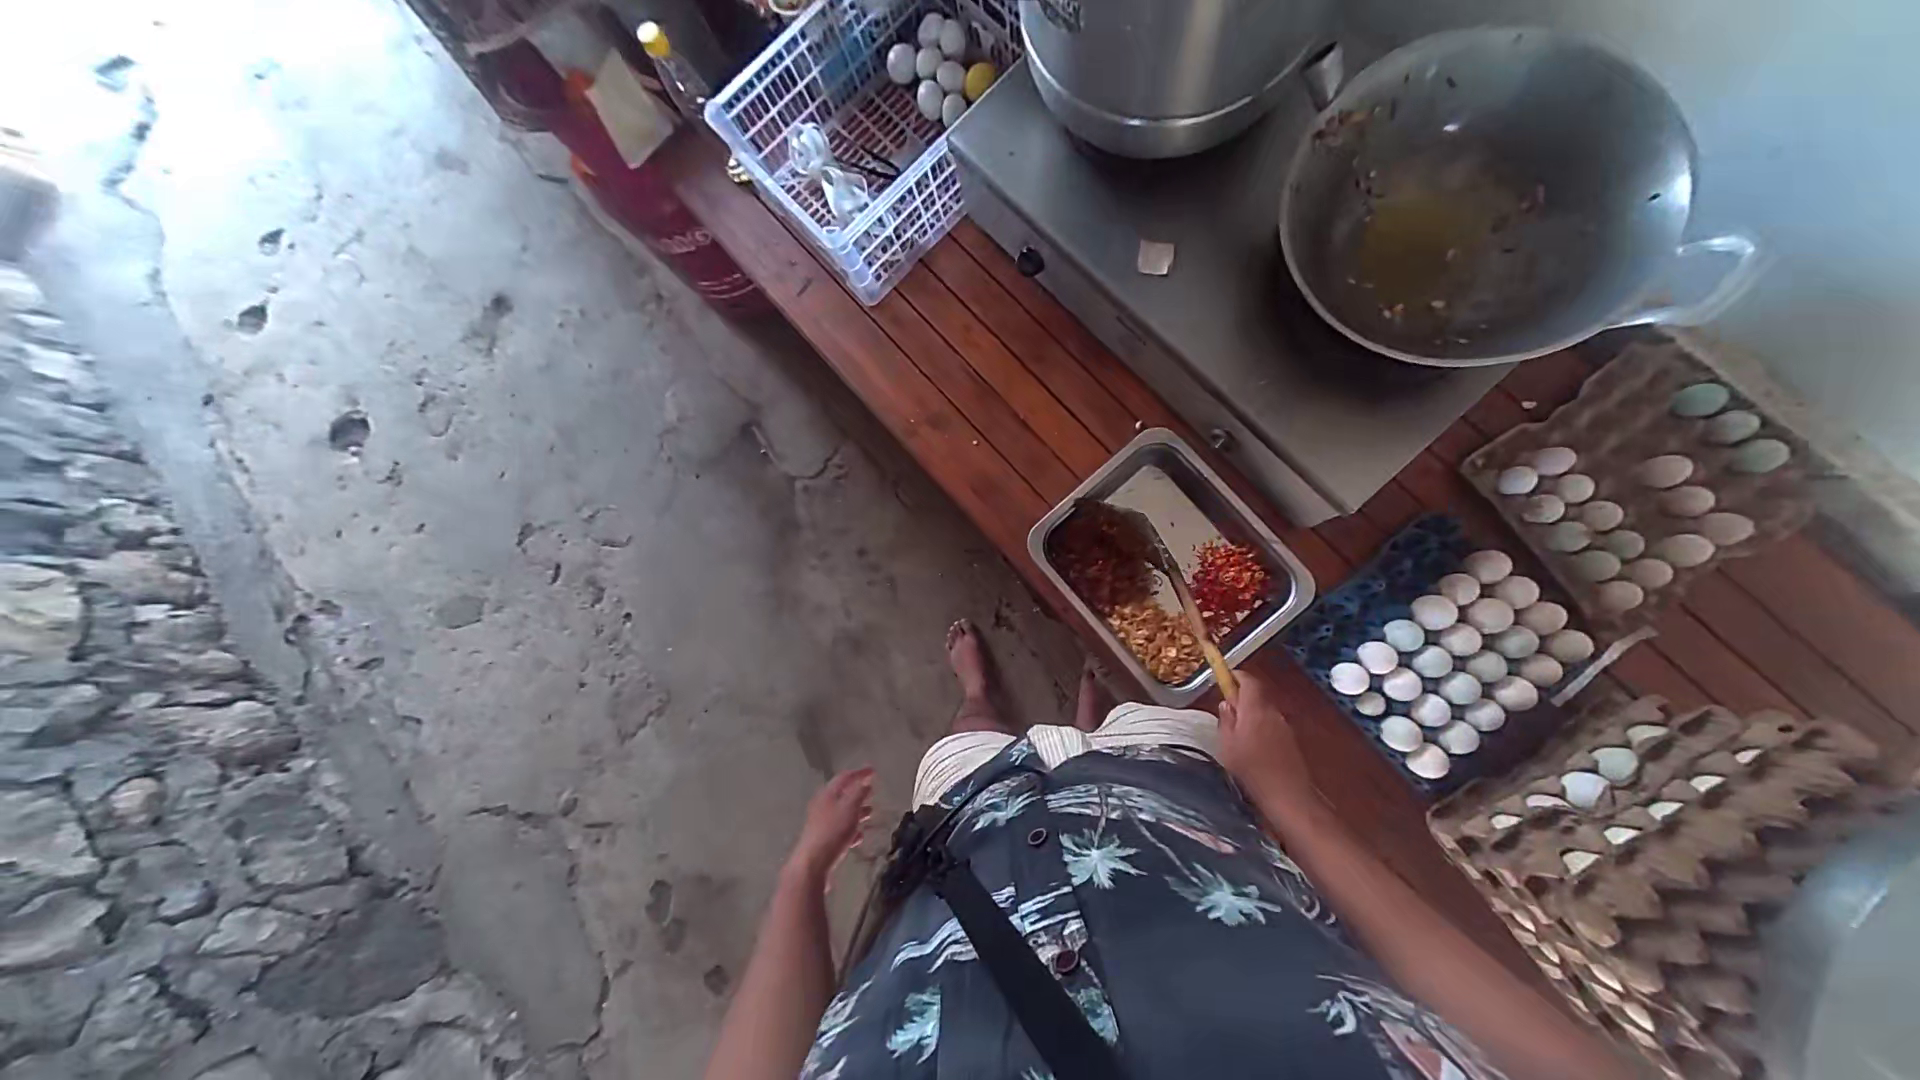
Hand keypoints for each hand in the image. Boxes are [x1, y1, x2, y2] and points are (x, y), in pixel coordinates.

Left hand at [785, 766, 875, 886]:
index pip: (845, 777)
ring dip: (856, 811)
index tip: (873, 771)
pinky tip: (859, 836)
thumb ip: (859, 793)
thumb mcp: (850, 808)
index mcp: (827, 794)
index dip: (860, 773)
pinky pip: (839, 830)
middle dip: (858, 792)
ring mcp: (820, 824)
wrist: (812, 864)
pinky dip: (850, 829)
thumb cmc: (833, 831)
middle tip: (872, 790)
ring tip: (870, 813)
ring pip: (841, 813)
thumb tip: (865, 782)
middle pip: (842, 794)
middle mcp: (822, 806)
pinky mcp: (822, 841)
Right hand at [1217, 669, 1318, 816]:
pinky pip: (1271, 725)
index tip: (1224, 677)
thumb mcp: (1227, 744)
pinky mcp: (1290, 741)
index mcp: (1256, 709)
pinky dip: (1260, 727)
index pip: (1249, 681)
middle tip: (1226, 708)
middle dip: (1242, 697)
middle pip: (1258, 695)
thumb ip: (1226, 720)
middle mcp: (1274, 713)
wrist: (1287, 796)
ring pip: (1265, 711)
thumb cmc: (1251, 769)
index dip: (1236, 675)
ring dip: (1251, 714)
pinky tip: (1252, 747)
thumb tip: (1226, 704)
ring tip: (1236, 732)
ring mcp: (1285, 727)